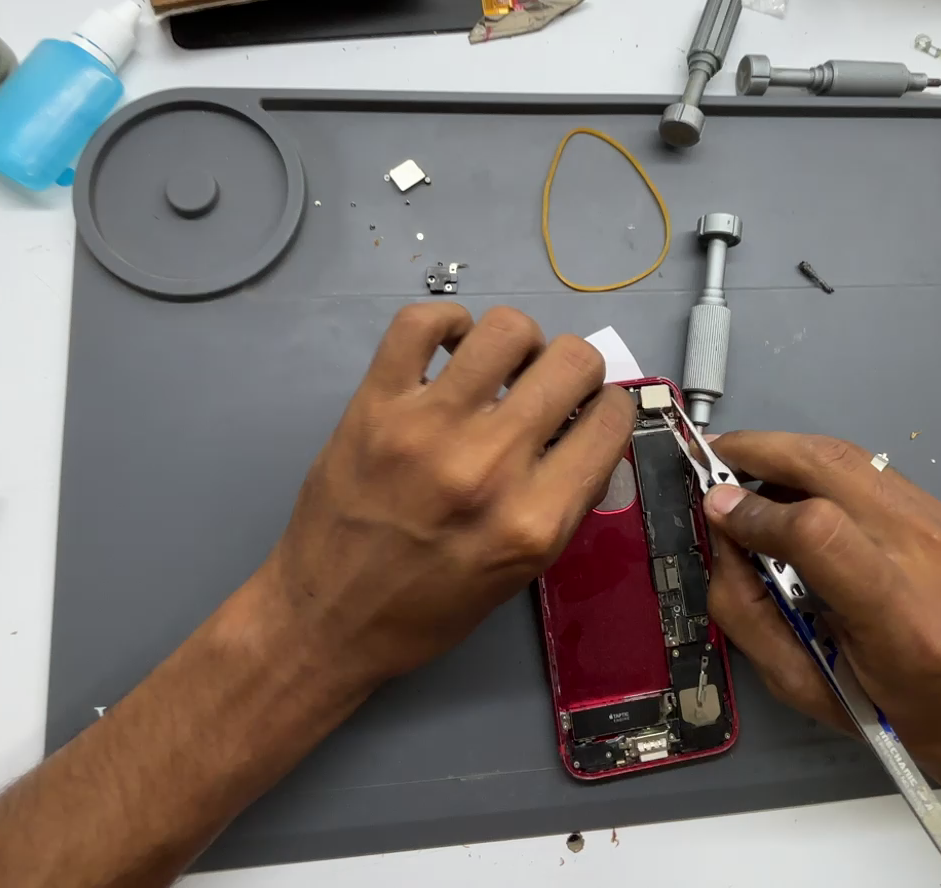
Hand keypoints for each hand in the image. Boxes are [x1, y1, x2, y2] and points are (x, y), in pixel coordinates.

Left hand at [258, 303, 635, 689]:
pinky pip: (420, 324)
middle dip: (575, 369)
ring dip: (518, 342)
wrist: (329, 619)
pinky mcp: (376, 405)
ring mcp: (429, 428)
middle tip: (547, 388)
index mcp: (536, 518)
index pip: (610, 421)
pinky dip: (446, 322)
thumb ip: (566, 499)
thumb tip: (590, 429)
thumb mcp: (523, 572)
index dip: (610, 408)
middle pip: (572, 362)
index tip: (590, 411)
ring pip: (507, 329)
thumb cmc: (432, 607)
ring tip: (499, 367)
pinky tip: (450, 347)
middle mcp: (491, 465)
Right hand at [701, 431, 940, 790]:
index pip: (821, 533)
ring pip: (856, 460)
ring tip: (748, 468)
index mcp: (907, 626)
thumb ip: (745, 607)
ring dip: (790, 453)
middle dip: (764, 450)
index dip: (758, 511)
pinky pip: (876, 476)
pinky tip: (798, 490)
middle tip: (716, 453)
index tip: (714, 505)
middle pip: (839, 468)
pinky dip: (823, 472)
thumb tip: (722, 524)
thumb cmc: (894, 720)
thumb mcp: (799, 686)